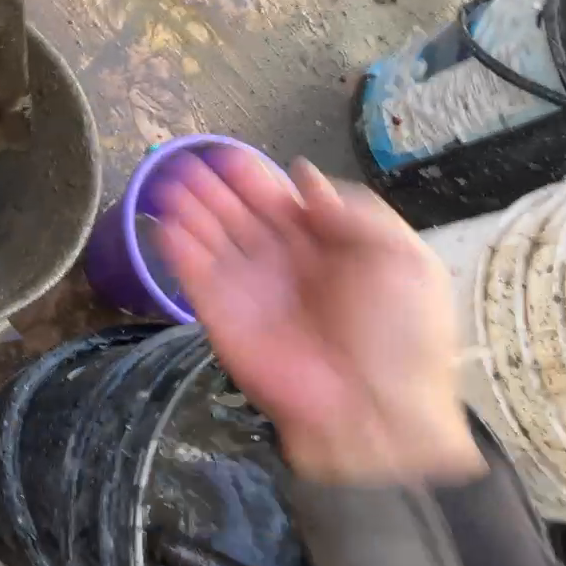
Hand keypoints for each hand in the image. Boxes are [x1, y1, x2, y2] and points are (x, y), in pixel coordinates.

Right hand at [154, 151, 484, 483]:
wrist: (370, 410)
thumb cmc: (396, 334)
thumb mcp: (401, 260)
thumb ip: (354, 211)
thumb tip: (303, 175)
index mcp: (324, 246)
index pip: (278, 201)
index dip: (251, 177)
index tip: (224, 155)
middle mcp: (280, 261)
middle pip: (237, 214)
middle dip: (211, 189)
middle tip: (184, 163)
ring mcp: (245, 286)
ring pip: (209, 237)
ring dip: (187, 209)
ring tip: (167, 183)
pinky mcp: (216, 311)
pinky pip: (190, 272)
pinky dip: (176, 246)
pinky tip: (164, 221)